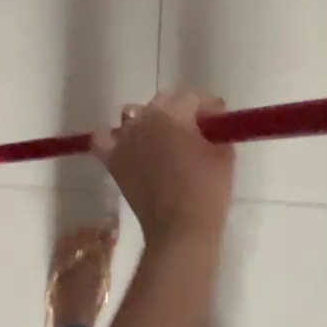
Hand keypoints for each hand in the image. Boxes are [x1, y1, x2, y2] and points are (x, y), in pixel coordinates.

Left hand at [91, 91, 234, 251]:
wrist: (180, 229)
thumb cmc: (208, 192)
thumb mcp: (223, 155)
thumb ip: (216, 131)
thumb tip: (211, 123)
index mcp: (173, 115)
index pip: (192, 98)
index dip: (208, 107)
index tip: (217, 120)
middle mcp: (144, 120)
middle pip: (163, 101)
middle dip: (181, 109)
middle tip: (195, 129)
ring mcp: (125, 139)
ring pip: (133, 115)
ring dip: (149, 121)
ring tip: (162, 140)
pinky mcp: (113, 160)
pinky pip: (102, 138)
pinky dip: (111, 138)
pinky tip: (126, 146)